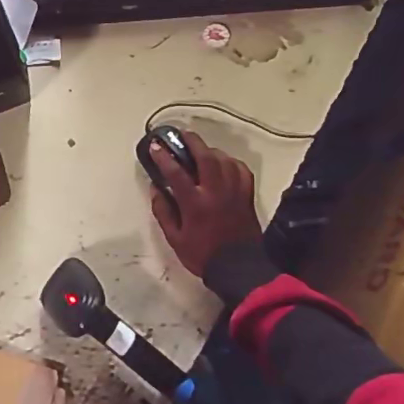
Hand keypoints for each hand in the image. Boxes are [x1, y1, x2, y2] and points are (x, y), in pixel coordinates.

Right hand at [150, 130, 261, 278]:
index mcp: (195, 203)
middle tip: (182, 135)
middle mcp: (215, 192)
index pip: (176, 172)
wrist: (239, 268)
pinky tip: (224, 163)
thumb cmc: (202, 255)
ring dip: (211, 150)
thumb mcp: (174, 238)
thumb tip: (156, 189)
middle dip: (192, 141)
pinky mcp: (247, 196)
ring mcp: (234, 192)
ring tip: (201, 149)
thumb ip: (163, 211)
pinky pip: (241, 170)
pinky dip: (231, 163)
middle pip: (205, 157)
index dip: (164, 156)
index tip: (156, 145)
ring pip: (224, 160)